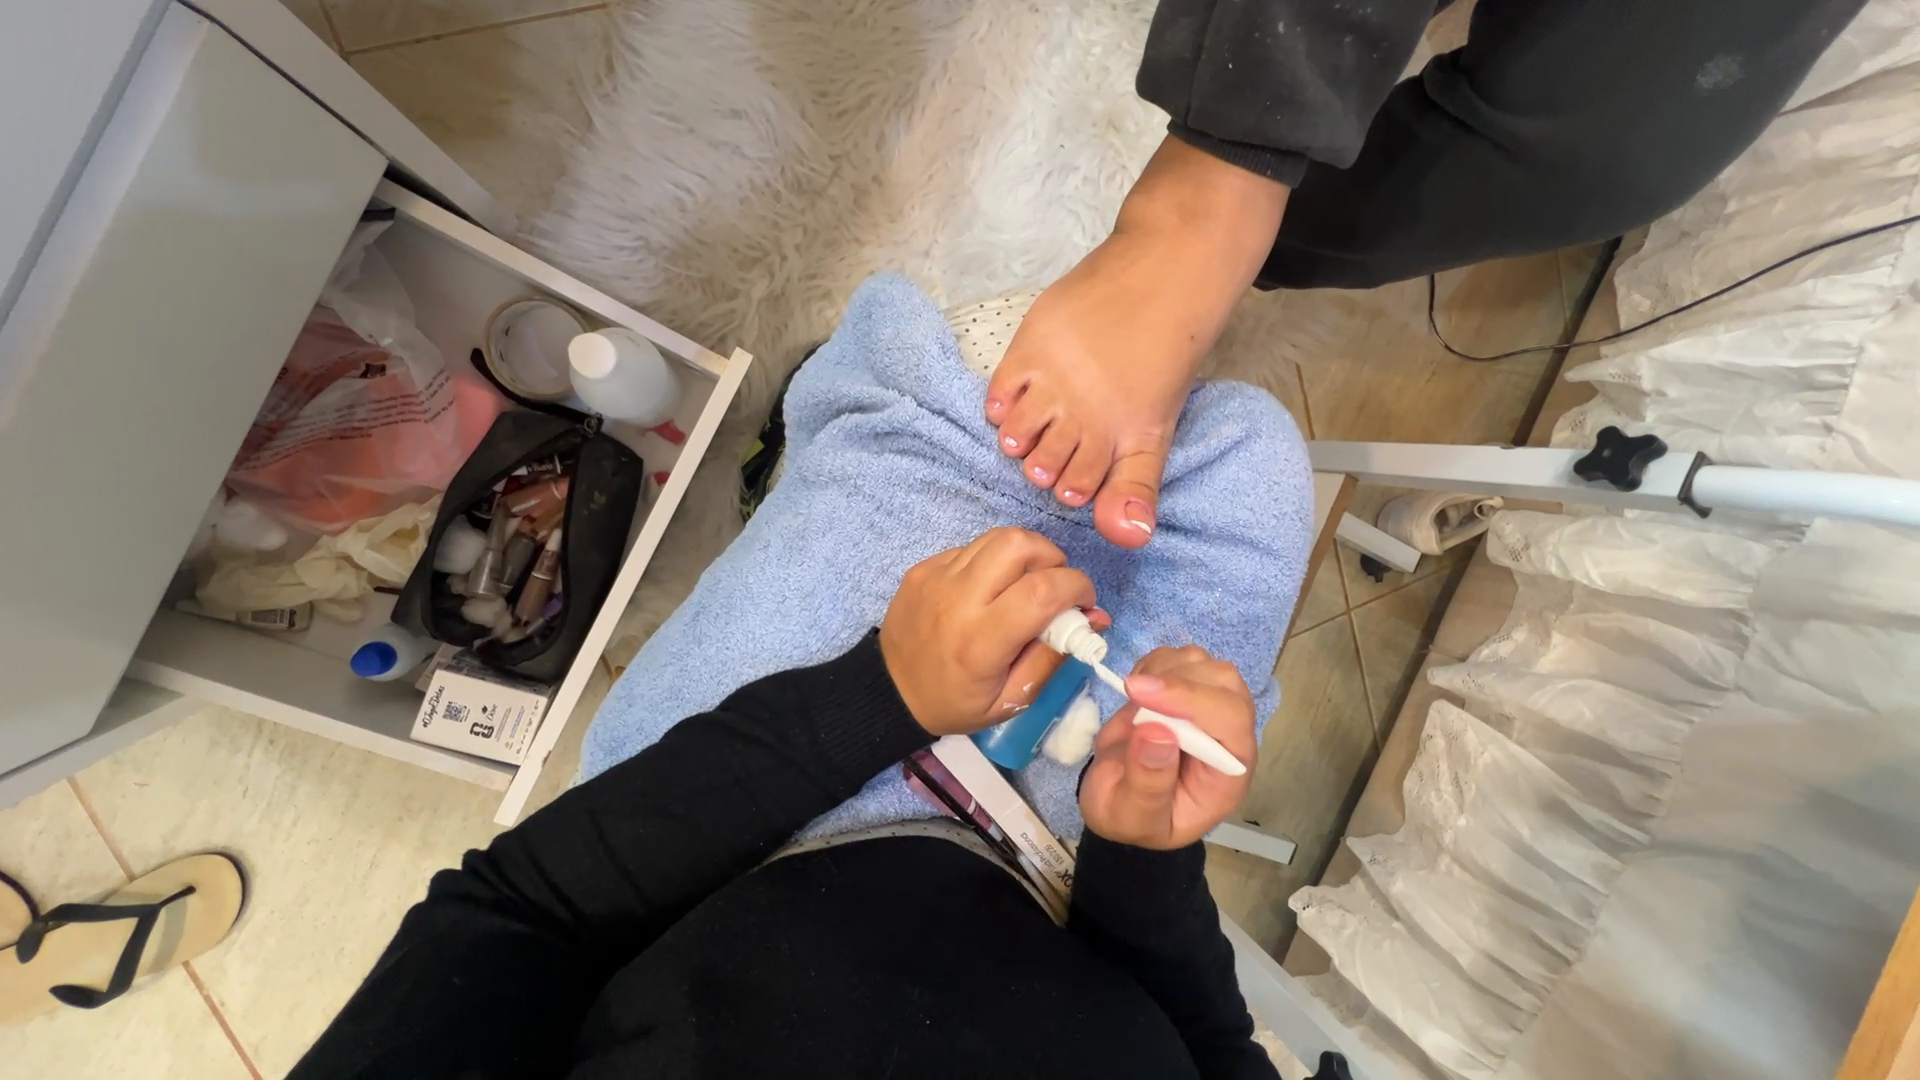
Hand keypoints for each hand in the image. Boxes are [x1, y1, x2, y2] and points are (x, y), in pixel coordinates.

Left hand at [880, 527, 1107, 737]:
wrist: (890, 691)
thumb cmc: (954, 703)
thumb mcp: (1011, 700)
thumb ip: (1053, 658)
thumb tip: (1093, 619)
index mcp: (980, 642)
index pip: (1041, 591)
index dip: (1076, 587)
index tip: (1085, 601)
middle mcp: (958, 600)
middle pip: (1019, 544)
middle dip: (1052, 557)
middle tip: (1055, 583)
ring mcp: (936, 576)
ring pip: (997, 537)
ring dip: (1025, 553)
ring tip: (1027, 581)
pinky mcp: (924, 566)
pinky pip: (972, 547)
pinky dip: (993, 561)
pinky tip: (990, 588)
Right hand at [986, 136, 1287, 548]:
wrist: (1164, 274)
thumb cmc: (1166, 356)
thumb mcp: (1158, 427)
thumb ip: (1136, 484)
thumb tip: (1127, 539)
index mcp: (1119, 435)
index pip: (1077, 488)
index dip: (1073, 488)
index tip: (1073, 479)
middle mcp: (1084, 411)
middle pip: (1043, 464)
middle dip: (1045, 468)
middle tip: (1047, 457)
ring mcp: (1054, 377)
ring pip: (1018, 434)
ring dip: (1019, 443)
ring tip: (1026, 436)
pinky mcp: (1032, 344)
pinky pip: (1000, 393)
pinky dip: (1001, 408)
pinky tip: (1012, 406)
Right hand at [1078, 646, 1256, 849]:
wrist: (1119, 802)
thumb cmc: (1132, 817)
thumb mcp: (1133, 816)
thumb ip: (1147, 783)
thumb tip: (1156, 730)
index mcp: (1226, 772)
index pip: (1231, 720)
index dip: (1190, 699)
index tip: (1139, 693)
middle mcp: (1226, 735)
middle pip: (1224, 683)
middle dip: (1177, 680)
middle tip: (1132, 693)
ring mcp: (1206, 708)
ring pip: (1203, 663)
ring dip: (1164, 669)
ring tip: (1134, 699)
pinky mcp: (1184, 690)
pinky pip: (1179, 658)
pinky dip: (1154, 663)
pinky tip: (1137, 692)